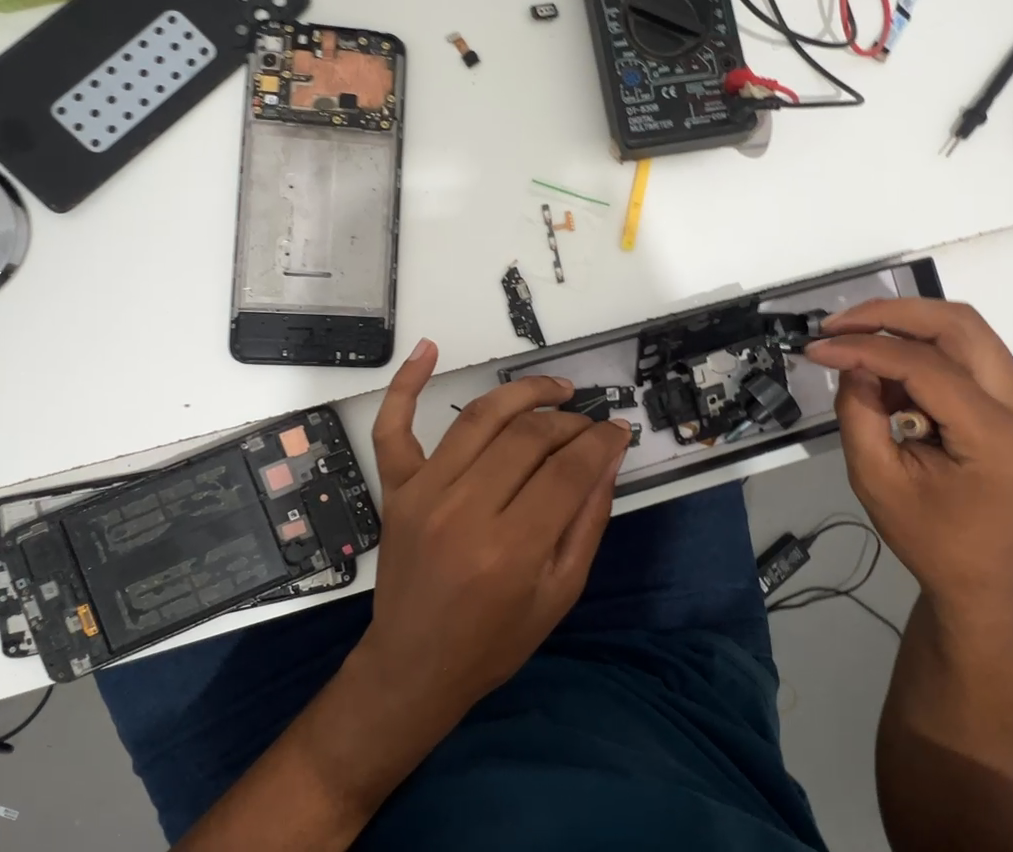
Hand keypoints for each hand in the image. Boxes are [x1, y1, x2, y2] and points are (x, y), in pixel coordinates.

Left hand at [359, 340, 629, 714]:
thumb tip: (608, 459)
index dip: (601, 442)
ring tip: (555, 388)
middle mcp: (464, 512)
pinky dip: (406, 384)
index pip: (568, 470)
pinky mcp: (395, 490)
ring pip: (479, 418)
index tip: (618, 431)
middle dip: (570, 421)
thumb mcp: (559, 594)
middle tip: (589, 424)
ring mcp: (423, 495)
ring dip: (522, 392)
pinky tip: (428, 348)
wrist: (415, 665)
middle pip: (528, 437)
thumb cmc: (494, 641)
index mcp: (511, 549)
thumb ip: (587, 523)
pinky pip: (394, 427)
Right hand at [804, 299, 1012, 606]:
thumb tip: (850, 361)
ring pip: (967, 331)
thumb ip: (859, 414)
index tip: (816, 349)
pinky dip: (924, 351)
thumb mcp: (877, 480)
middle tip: (839, 324)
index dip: (865, 347)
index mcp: (997, 436)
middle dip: (892, 314)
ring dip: (908, 327)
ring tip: (857, 344)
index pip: (926, 365)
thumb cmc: (929, 538)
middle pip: (959, 325)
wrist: (983, 579)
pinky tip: (888, 373)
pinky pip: (969, 355)